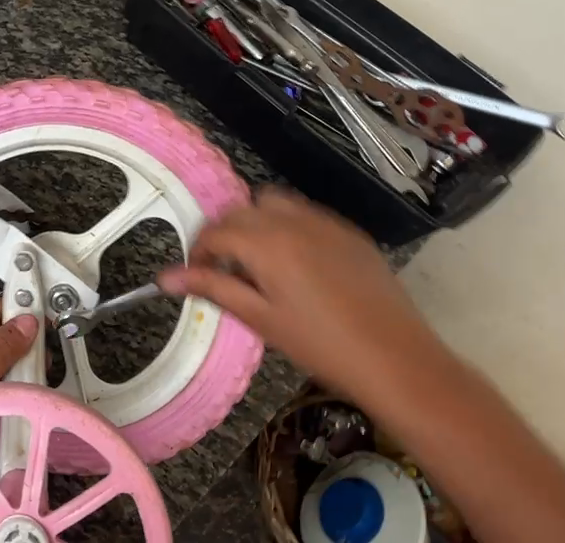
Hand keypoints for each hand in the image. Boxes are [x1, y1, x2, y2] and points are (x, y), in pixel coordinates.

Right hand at [158, 190, 452, 404]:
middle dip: (225, 233)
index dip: (199, 251)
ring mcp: (325, 224)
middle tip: (225, 268)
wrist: (400, 362)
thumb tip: (163, 277)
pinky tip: (297, 262)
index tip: (198, 275)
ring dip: (256, 221)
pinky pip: (307, 214)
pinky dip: (289, 225)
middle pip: (241, 211)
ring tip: (260, 259)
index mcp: (265, 243)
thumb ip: (212, 288)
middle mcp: (292, 221)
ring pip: (274, 202)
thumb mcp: (260, 319)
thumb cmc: (321, 345)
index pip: (215, 231)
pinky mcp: (350, 234)